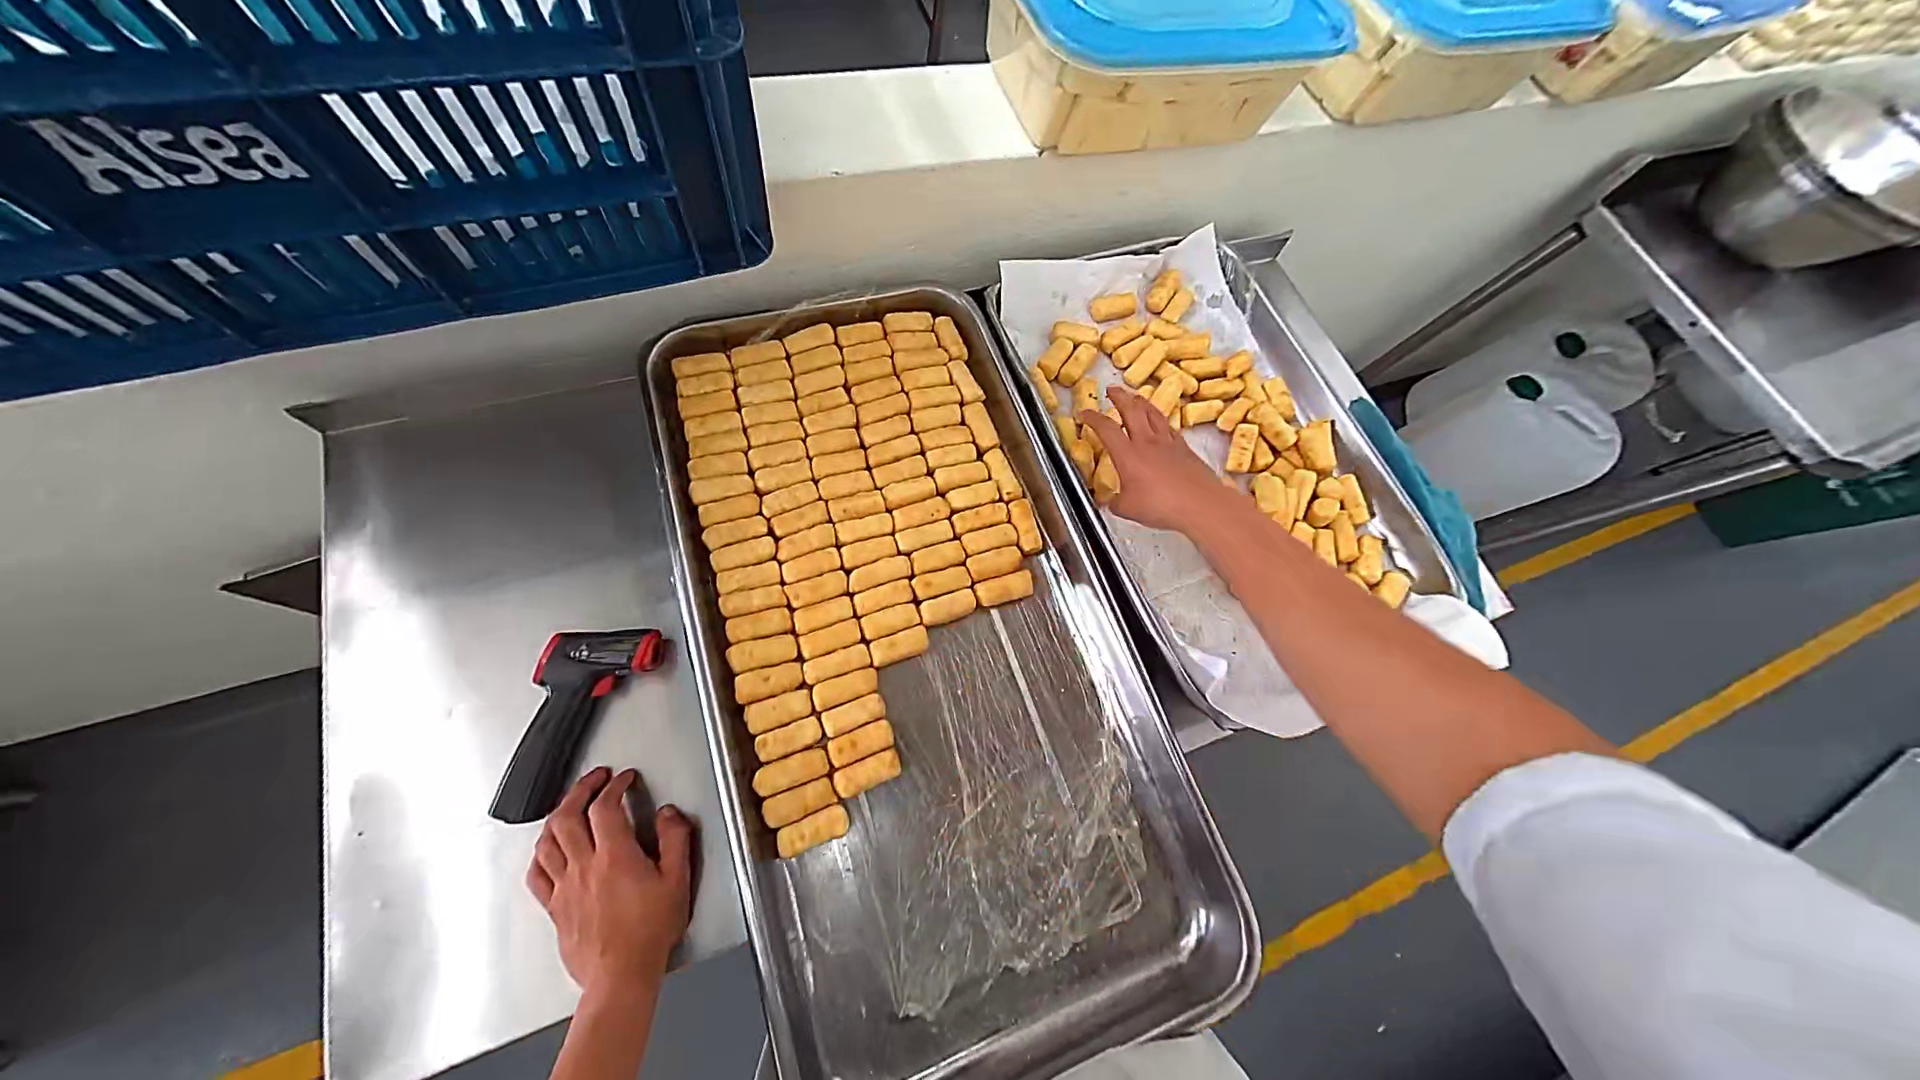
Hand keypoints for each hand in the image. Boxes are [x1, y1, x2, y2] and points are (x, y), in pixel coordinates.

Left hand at [526, 767, 692, 999]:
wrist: (621, 975)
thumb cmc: (650, 931)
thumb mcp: (678, 879)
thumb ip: (676, 840)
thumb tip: (668, 814)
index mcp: (615, 857)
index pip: (605, 807)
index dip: (614, 785)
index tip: (624, 779)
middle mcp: (584, 867)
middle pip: (567, 816)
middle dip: (580, 789)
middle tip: (595, 779)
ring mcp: (565, 887)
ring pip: (546, 841)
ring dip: (557, 815)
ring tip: (571, 805)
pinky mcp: (555, 907)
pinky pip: (537, 874)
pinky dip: (540, 853)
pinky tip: (549, 849)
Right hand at [1079, 387, 1239, 534]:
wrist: (1200, 504)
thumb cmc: (1161, 505)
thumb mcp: (1128, 509)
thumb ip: (1115, 502)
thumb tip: (1110, 502)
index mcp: (1128, 454)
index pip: (1106, 428)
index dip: (1092, 418)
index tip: (1084, 413)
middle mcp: (1147, 442)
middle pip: (1131, 410)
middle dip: (1119, 397)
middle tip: (1112, 389)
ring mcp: (1168, 442)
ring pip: (1152, 413)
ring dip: (1141, 401)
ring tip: (1135, 396)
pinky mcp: (1184, 447)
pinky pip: (1169, 426)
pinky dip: (1160, 419)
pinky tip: (1159, 421)